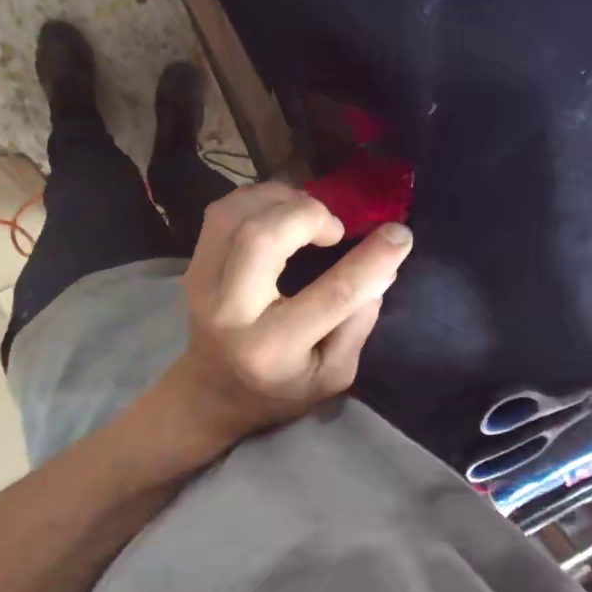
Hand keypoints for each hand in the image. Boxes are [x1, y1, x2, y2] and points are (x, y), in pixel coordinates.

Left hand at [161, 182, 413, 445]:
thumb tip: (381, 267)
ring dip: (281, 199)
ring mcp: (202, 285)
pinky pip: (220, 213)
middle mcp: (230, 313)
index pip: (331, 295)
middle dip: (309, 216)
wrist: (209, 393)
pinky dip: (256, 199)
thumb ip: (357, 325)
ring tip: (309, 213)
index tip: (398, 234)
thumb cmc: (278, 389)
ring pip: (235, 216)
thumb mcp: (332, 376)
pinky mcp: (192, 266)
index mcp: (273, 349)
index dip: (372, 259)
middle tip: (336, 228)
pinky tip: (281, 210)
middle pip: (262, 239)